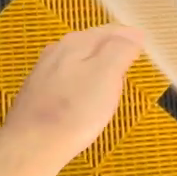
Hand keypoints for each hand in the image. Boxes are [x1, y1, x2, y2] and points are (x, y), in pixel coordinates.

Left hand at [0, 25, 144, 166]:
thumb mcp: (107, 75)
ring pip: (78, 59)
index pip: (110, 31)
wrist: (33, 145)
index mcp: (77, 42)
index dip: (129, 37)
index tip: (143, 46)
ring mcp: (44, 70)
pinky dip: (80, 80)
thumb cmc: (75, 111)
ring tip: (110, 76)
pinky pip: (67, 77)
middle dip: (112, 48)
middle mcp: (57, 50)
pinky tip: (83, 95)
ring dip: (96, 64)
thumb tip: (133, 34)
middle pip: (92, 42)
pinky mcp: (37, 91)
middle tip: (130, 59)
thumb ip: (120, 50)